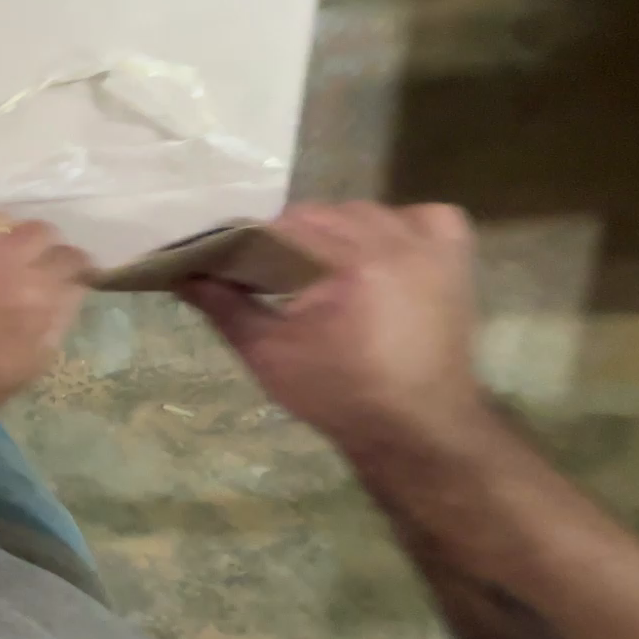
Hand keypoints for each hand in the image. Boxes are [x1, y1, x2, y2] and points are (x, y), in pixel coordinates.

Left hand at [0, 207, 91, 426]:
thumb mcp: (36, 359)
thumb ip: (59, 315)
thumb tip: (71, 288)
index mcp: (39, 287)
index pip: (72, 258)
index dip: (73, 268)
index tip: (67, 276)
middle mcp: (7, 257)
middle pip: (38, 231)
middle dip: (39, 247)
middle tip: (26, 265)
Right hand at [180, 202, 484, 445]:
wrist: (414, 426)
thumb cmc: (334, 392)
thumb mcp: (265, 351)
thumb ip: (224, 306)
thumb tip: (183, 277)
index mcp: (354, 264)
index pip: (290, 225)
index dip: (253, 239)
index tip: (229, 261)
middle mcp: (400, 245)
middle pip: (329, 213)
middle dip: (290, 233)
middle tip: (263, 267)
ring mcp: (434, 252)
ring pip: (372, 212)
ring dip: (337, 227)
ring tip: (313, 261)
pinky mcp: (455, 265)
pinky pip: (429, 219)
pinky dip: (399, 225)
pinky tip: (376, 250)